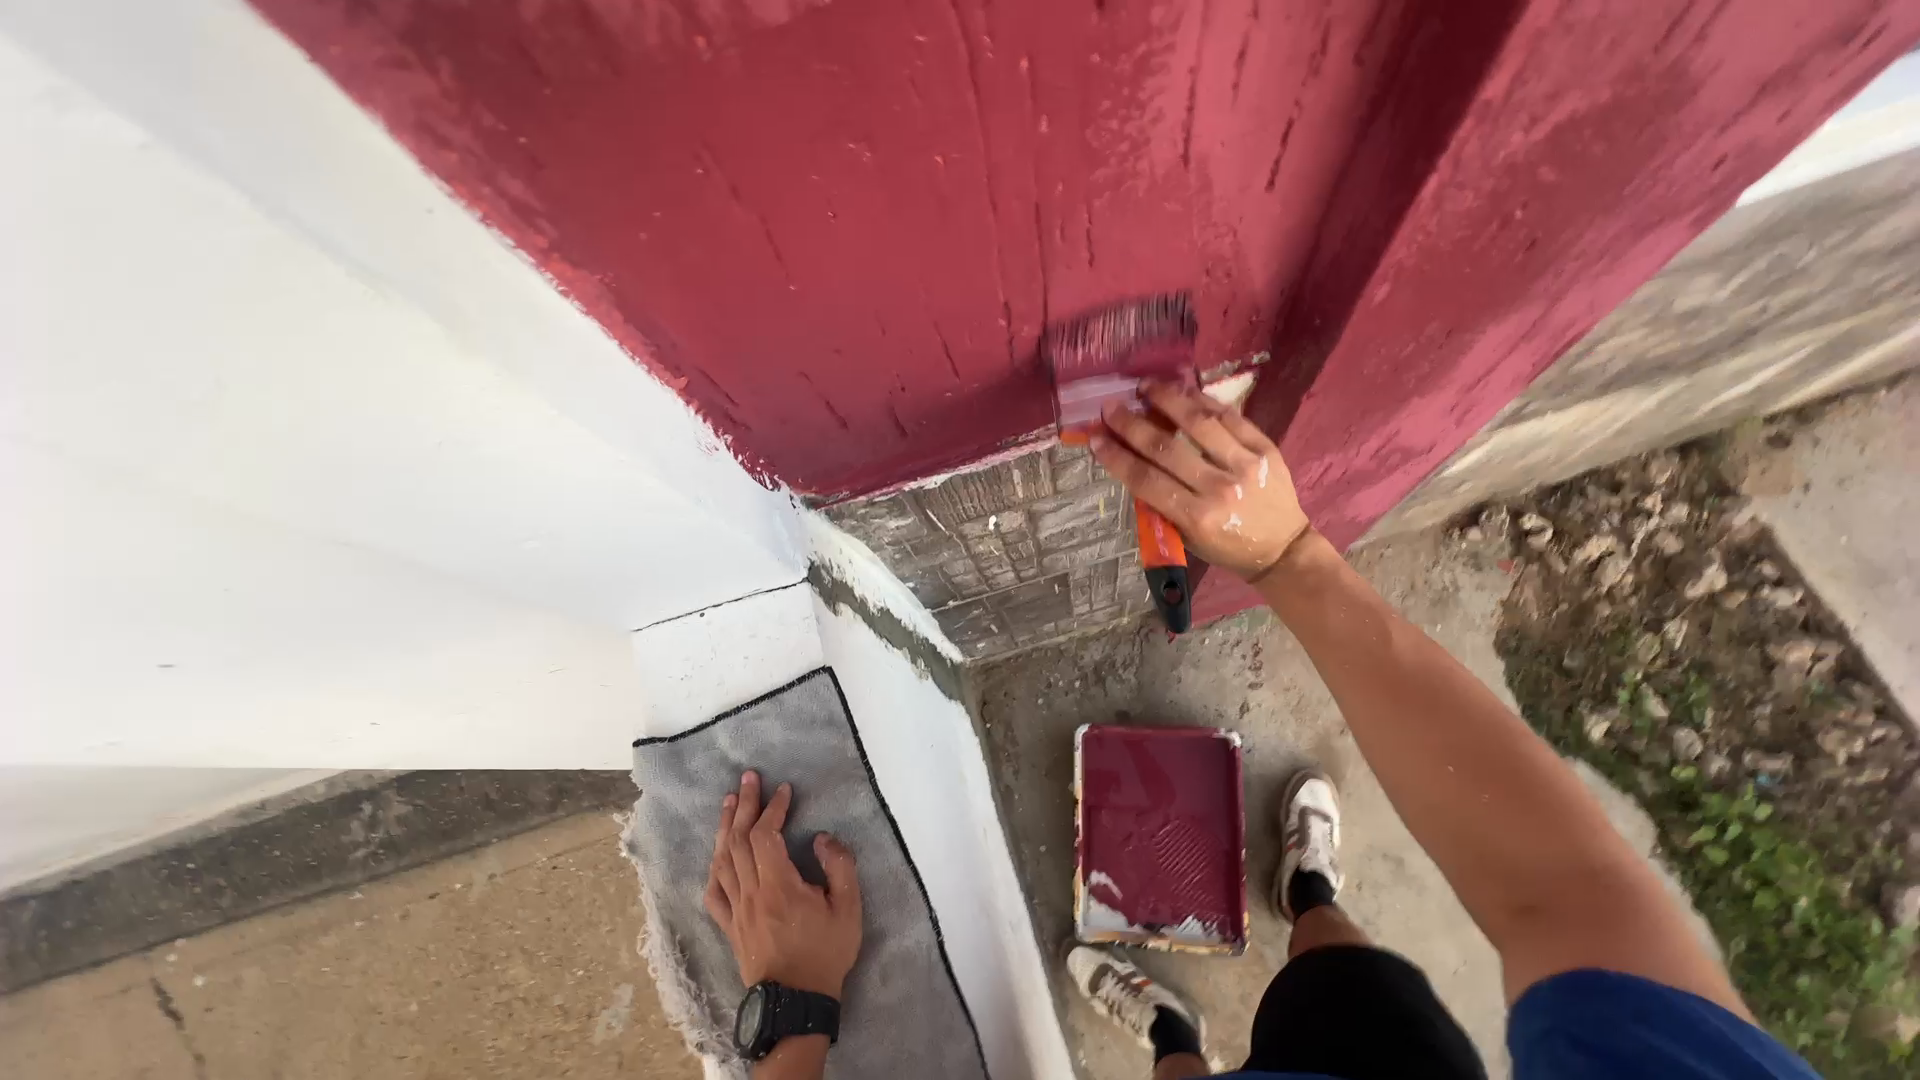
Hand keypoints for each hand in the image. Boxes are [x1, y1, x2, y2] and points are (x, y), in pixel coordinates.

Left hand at [704, 771, 861, 999]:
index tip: (784, 790)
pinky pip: (714, 892)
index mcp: (778, 886)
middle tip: (749, 778)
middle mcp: (751, 893)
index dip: (772, 808)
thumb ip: (840, 867)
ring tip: (730, 802)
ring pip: (722, 861)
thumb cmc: (825, 954)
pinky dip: (714, 867)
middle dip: (744, 805)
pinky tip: (717, 854)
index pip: (766, 835)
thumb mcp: (848, 910)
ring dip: (725, 827)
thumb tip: (822, 838)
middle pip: (738, 841)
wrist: (797, 1003)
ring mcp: (736, 911)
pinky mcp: (731, 927)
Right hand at [1089, 381, 1309, 579]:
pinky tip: (1182, 391)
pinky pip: (1229, 417)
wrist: (1282, 548)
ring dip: (1167, 400)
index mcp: (1196, 517)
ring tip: (1145, 386)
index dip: (1116, 457)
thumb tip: (1131, 462)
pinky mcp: (1264, 448)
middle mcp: (1218, 488)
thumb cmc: (1226, 546)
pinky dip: (1202, 401)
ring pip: (1198, 423)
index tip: (1095, 438)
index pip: (1146, 480)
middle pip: (1165, 448)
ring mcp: (1244, 465)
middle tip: (1110, 407)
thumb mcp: (1186, 537)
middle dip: (1131, 424)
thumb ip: (1160, 503)